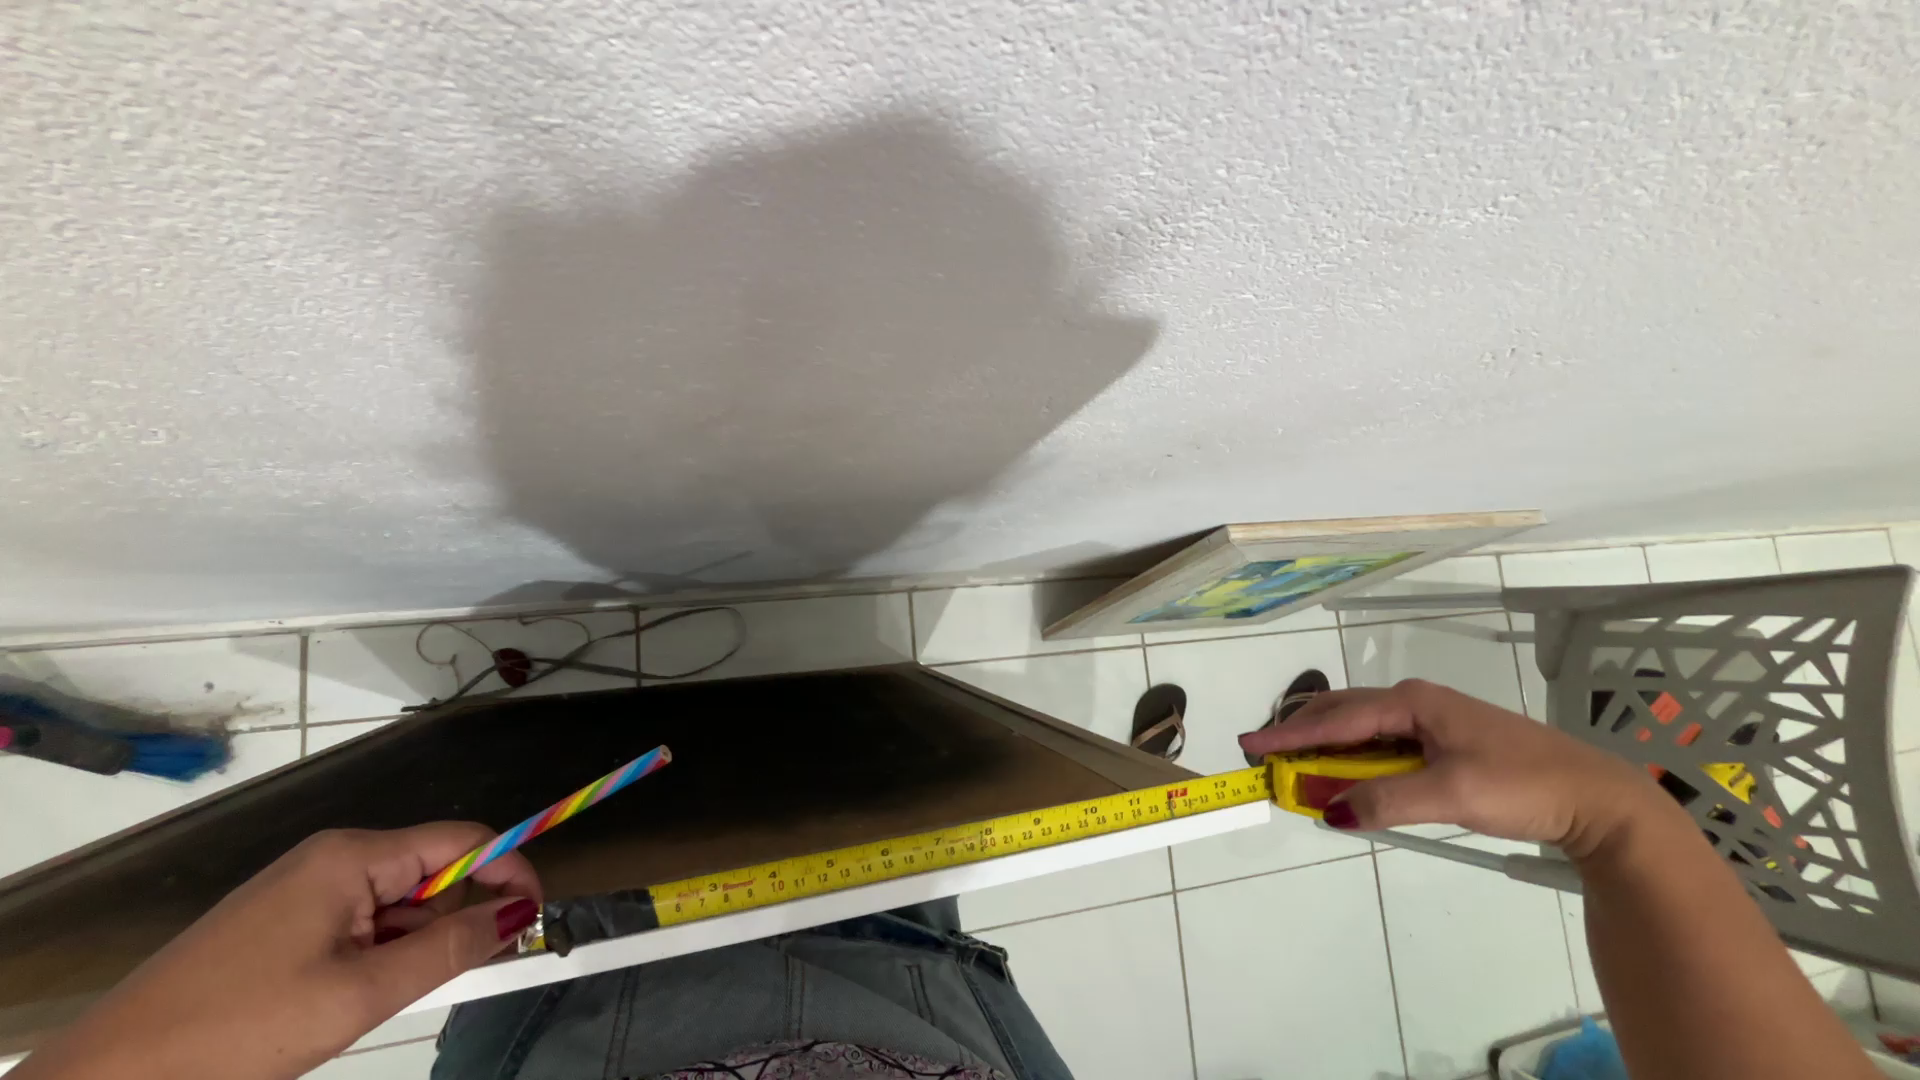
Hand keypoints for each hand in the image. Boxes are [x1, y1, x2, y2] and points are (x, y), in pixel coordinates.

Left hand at [15, 824, 542, 1079]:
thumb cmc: (239, 1031)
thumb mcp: (361, 993)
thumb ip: (453, 947)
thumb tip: (525, 910)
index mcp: (353, 856)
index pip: (464, 840)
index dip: (511, 870)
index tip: (537, 916)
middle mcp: (332, 856)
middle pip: (432, 871)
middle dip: (456, 918)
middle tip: (458, 974)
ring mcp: (302, 887)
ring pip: (397, 903)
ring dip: (413, 944)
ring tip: (382, 999)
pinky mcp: (281, 920)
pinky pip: (360, 922)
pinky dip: (378, 954)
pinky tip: (353, 997)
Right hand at [1238, 678, 1666, 857]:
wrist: (1598, 799)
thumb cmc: (1522, 785)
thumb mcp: (1450, 794)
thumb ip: (1385, 800)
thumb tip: (1328, 811)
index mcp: (1411, 702)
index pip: (1337, 718)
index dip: (1291, 733)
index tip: (1251, 742)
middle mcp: (1415, 702)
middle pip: (1342, 713)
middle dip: (1302, 732)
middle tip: (1268, 752)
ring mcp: (1431, 719)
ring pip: (1361, 726)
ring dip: (1328, 745)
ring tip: (1298, 764)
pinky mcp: (1445, 741)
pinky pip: (1381, 742)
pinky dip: (1354, 756)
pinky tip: (1349, 772)